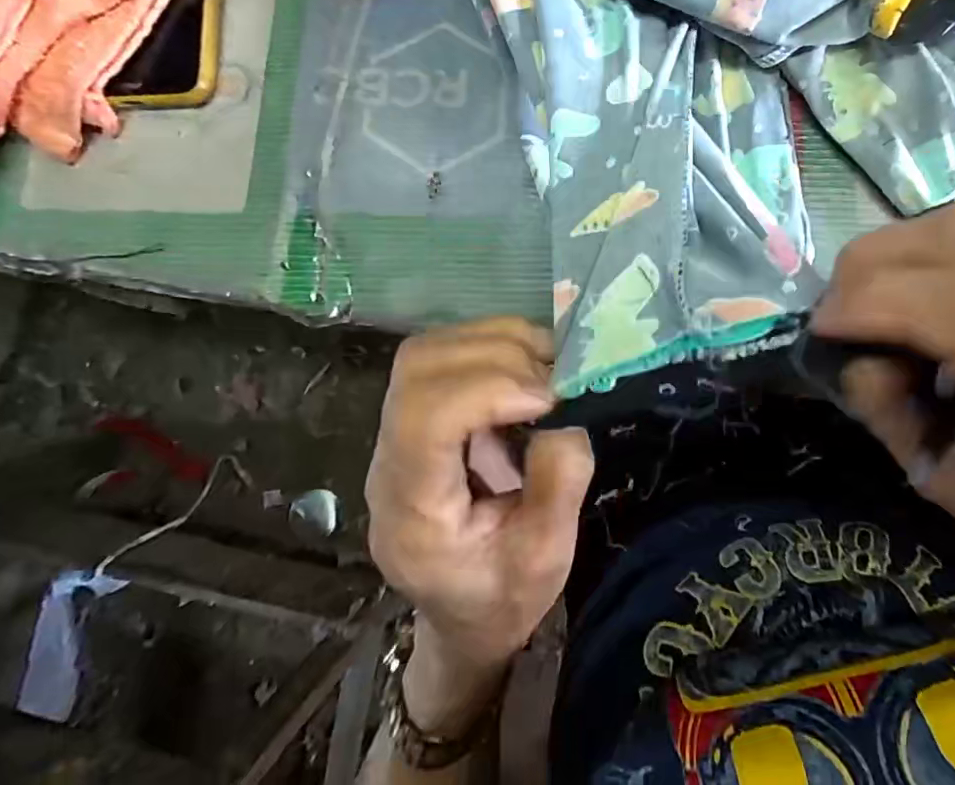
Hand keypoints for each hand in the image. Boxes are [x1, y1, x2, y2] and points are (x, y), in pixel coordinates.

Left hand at [365, 318, 594, 671]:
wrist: (464, 611)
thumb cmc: (501, 597)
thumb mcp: (545, 559)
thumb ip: (558, 486)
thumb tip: (562, 415)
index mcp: (413, 509)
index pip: (424, 420)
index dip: (488, 390)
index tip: (548, 401)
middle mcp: (391, 459)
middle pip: (418, 370)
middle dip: (497, 358)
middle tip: (556, 382)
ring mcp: (398, 431)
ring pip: (427, 351)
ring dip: (496, 342)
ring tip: (548, 370)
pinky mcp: (419, 412)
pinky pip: (444, 354)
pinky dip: (494, 343)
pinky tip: (531, 367)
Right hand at [813, 202, 954, 579]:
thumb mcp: (938, 482)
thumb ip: (886, 407)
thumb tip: (854, 344)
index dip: (881, 301)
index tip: (823, 325)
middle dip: (876, 263)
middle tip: (834, 306)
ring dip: (897, 249)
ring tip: (865, 293)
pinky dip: (927, 253)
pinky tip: (912, 292)